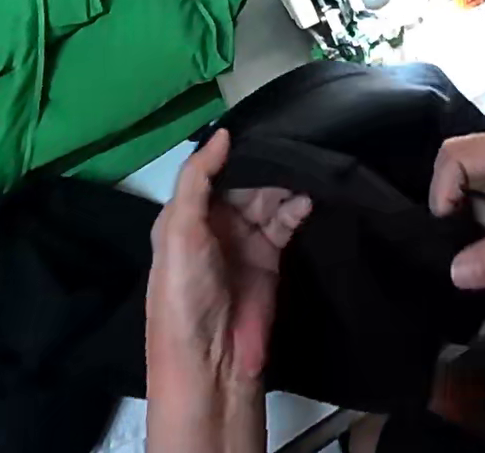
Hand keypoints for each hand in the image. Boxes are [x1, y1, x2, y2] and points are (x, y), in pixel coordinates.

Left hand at [147, 130, 312, 452]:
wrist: (213, 360)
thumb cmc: (186, 291)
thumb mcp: (179, 231)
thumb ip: (198, 178)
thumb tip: (223, 132)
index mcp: (186, 214)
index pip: (211, 171)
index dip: (232, 151)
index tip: (259, 124)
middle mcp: (215, 221)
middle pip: (246, 181)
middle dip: (266, 168)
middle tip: (291, 150)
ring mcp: (245, 238)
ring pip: (268, 197)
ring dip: (284, 187)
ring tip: (302, 179)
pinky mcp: (271, 254)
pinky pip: (286, 220)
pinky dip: (297, 209)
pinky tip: (305, 203)